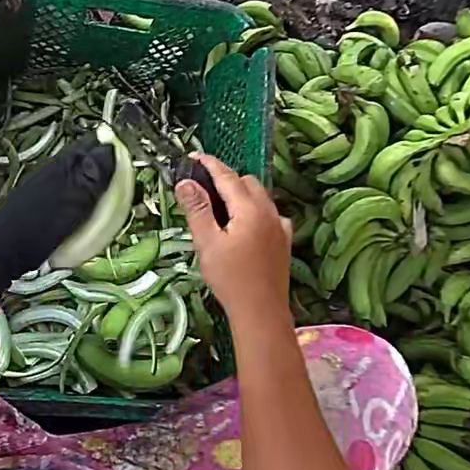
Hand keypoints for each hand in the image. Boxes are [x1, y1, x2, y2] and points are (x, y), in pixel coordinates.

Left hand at [0, 133, 115, 300]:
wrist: (5, 250)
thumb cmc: (43, 225)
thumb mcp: (77, 199)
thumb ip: (96, 172)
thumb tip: (114, 147)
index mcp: (68, 161)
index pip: (99, 142)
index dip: (116, 151)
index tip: (130, 170)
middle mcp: (58, 165)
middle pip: (90, 158)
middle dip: (108, 169)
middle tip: (122, 190)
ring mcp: (48, 181)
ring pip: (81, 175)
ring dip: (96, 185)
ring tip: (107, 205)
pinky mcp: (42, 198)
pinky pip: (71, 190)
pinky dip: (83, 198)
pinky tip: (85, 215)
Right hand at [176, 153, 291, 323]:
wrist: (261, 311)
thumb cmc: (230, 279)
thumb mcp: (207, 243)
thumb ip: (197, 209)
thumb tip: (186, 182)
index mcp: (250, 208)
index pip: (227, 176)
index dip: (209, 164)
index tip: (193, 157)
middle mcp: (269, 211)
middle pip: (246, 182)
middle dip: (225, 178)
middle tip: (202, 187)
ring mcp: (280, 226)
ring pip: (260, 196)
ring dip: (240, 193)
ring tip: (219, 205)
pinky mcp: (284, 240)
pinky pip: (269, 213)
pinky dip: (254, 210)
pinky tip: (244, 225)